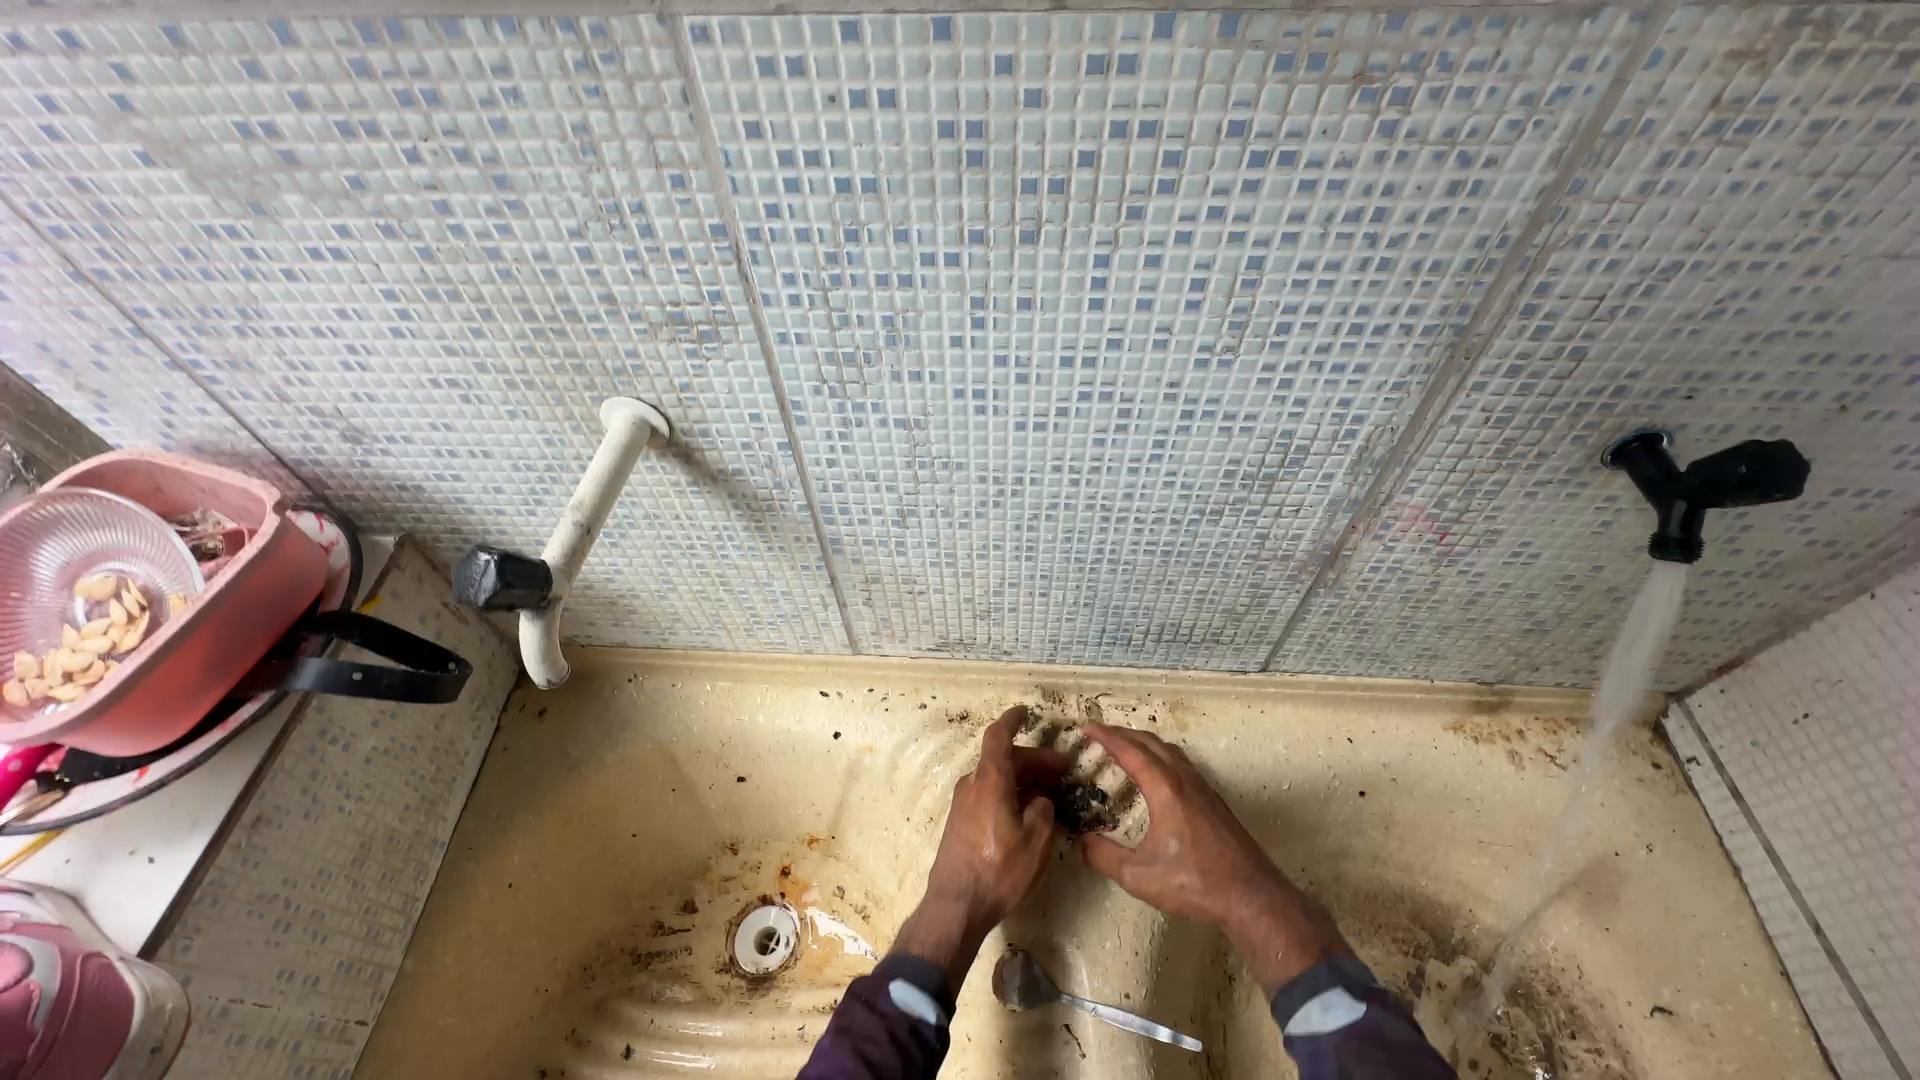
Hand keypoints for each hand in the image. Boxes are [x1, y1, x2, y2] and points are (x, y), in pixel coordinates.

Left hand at [892, 706, 1069, 991]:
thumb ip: (1044, 811)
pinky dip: (1011, 794)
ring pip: (998, 778)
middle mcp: (973, 784)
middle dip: (1035, 760)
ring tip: (1053, 791)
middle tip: (1064, 770)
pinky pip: (990, 794)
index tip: (1026, 711)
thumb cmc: (999, 870)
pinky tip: (1030, 811)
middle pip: (1005, 760)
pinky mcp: (962, 822)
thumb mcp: (1036, 841)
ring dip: (1025, 779)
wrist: (956, 904)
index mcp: (990, 780)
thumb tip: (1041, 800)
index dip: (1012, 720)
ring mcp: (964, 803)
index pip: (998, 736)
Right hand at [1077, 724, 1348, 995]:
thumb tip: (1080, 841)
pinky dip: (1160, 755)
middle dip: (1122, 733)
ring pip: (1169, 750)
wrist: (1252, 897)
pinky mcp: (1214, 801)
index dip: (1106, 736)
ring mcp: (1203, 788)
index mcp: (1165, 789)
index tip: (1085, 727)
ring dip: (1143, 742)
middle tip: (1098, 734)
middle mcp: (1184, 780)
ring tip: (1124, 747)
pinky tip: (1156, 774)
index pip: (1130, 751)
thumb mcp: (1139, 876)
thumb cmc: (1195, 884)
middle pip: (1150, 742)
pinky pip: (1181, 763)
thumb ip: (1103, 856)